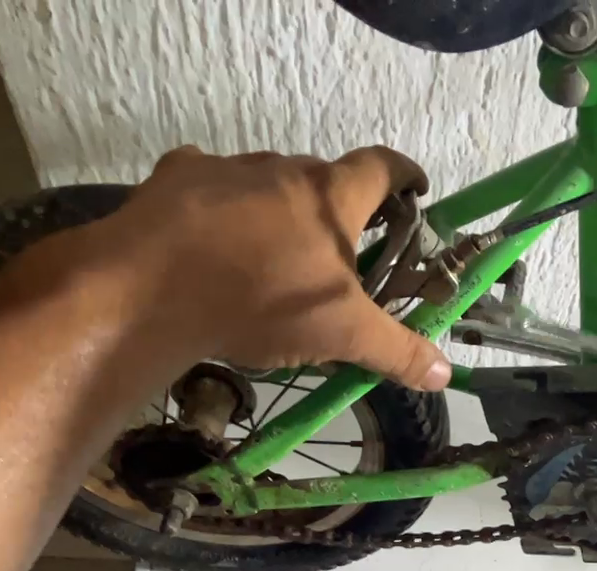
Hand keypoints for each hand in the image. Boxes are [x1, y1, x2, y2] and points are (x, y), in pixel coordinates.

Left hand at [49, 145, 450, 390]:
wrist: (152, 288)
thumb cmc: (264, 300)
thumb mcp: (343, 335)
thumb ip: (397, 351)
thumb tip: (444, 375)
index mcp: (331, 197)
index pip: (382, 168)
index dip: (405, 176)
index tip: (417, 189)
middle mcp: (283, 170)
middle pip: (324, 178)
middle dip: (339, 209)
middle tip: (340, 250)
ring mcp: (226, 169)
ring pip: (268, 183)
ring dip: (281, 209)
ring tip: (275, 254)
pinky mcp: (177, 180)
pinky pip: (212, 185)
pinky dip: (224, 208)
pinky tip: (216, 242)